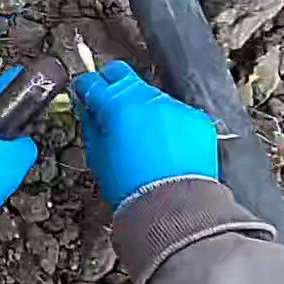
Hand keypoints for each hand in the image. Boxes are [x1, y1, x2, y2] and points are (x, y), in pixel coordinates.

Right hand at [72, 61, 217, 206]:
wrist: (174, 209)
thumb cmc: (131, 189)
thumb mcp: (97, 157)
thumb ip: (91, 124)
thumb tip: (88, 107)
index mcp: (118, 105)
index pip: (94, 82)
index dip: (87, 89)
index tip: (86, 95)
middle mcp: (148, 98)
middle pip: (123, 75)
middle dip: (112, 86)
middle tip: (110, 108)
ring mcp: (175, 106)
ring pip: (152, 96)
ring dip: (144, 110)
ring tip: (143, 140)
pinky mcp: (196, 119)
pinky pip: (177, 114)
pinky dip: (169, 126)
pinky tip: (166, 148)